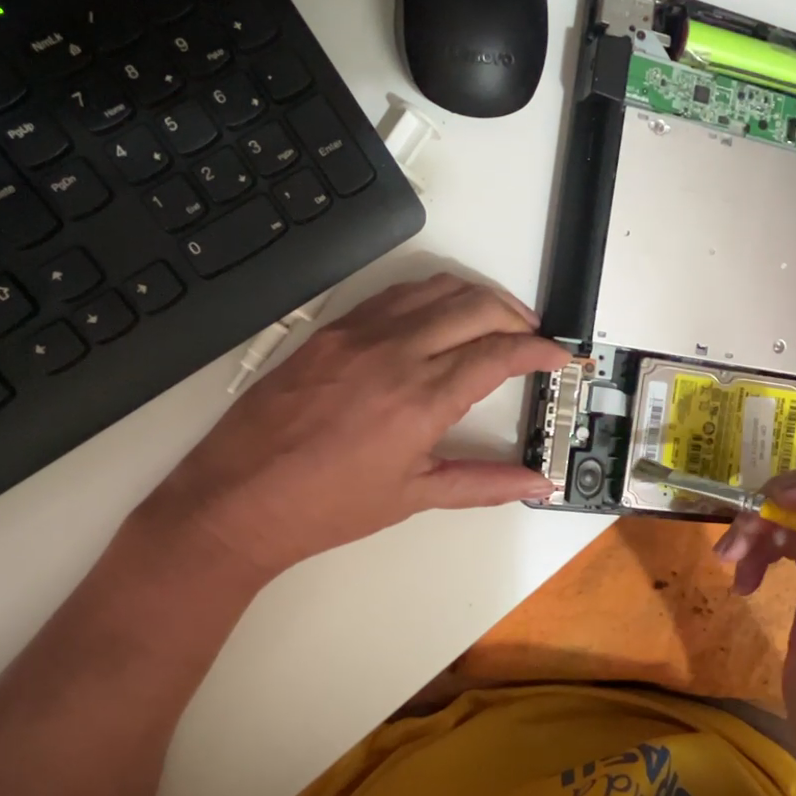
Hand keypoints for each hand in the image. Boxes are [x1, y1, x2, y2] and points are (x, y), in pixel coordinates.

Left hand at [137, 274, 568, 582]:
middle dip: (516, 316)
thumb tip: (533, 483)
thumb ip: (484, 483)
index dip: (539, 349)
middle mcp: (393, 355)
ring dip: (476, 297)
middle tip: (533, 338)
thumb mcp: (413, 496)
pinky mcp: (329, 332)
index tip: (558, 356)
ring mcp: (357, 336)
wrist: (238, 500)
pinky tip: (437, 316)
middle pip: (475, 306)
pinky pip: (392, 295)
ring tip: (494, 319)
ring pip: (435, 289)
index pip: (498, 353)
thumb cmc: (322, 506)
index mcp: (420, 400)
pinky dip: (429, 296)